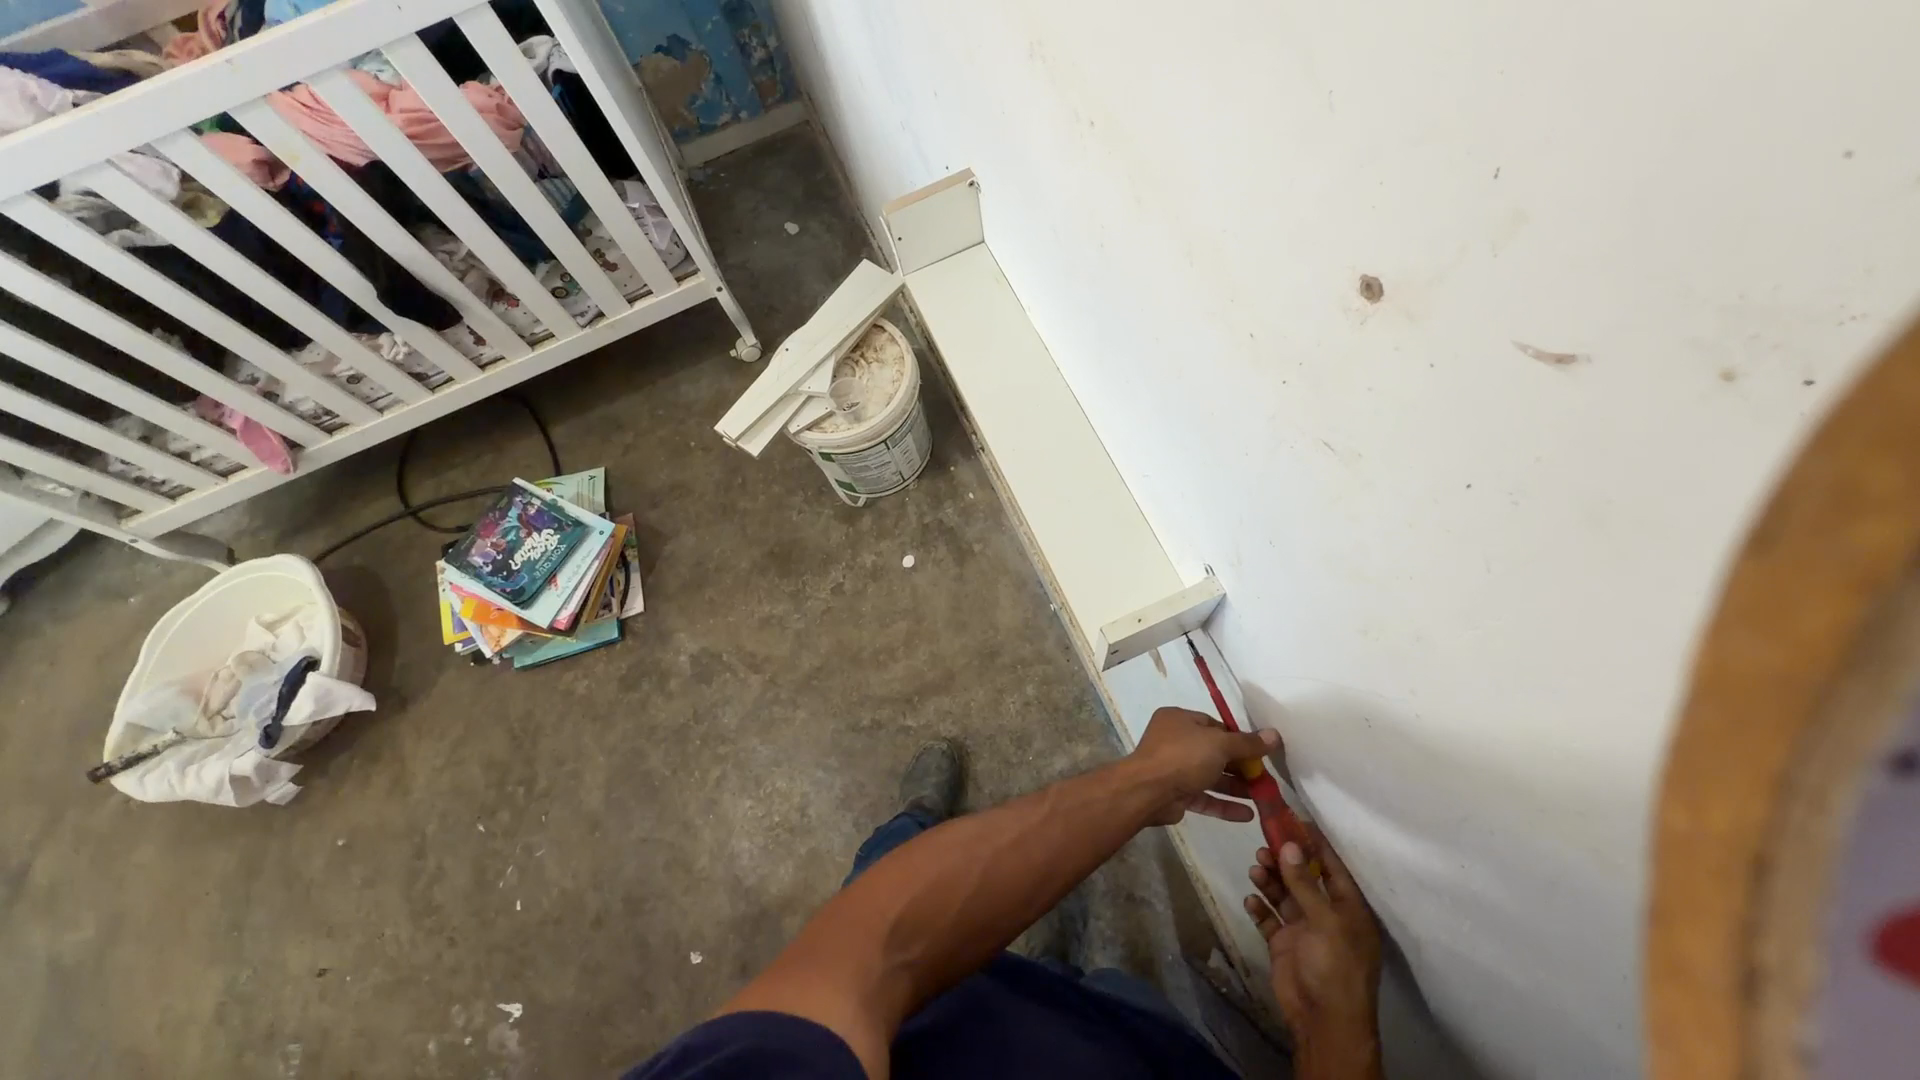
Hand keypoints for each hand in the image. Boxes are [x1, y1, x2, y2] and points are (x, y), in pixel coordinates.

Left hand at [1129, 706, 1278, 825]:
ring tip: (1263, 796)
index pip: (1214, 726)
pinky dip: (1223, 805)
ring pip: (1210, 776)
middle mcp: (1174, 742)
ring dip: (1236, 787)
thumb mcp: (1220, 744)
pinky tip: (1248, 814)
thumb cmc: (1183, 757)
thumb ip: (1247, 743)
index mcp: (1179, 720)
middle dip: (1240, 766)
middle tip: (1265, 776)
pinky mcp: (1176, 794)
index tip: (1260, 751)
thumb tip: (1274, 735)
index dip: (1238, 738)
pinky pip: (1204, 798)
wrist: (1148, 791)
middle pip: (1214, 752)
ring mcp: (1174, 769)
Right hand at [1244, 829, 1382, 1078]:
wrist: (1324, 1020)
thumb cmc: (1336, 966)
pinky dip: (1259, 907)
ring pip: (1283, 894)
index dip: (1314, 843)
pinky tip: (1250, 899)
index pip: (1332, 867)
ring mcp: (1303, 929)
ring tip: (1255, 869)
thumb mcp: (1325, 921)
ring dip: (1270, 880)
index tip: (1293, 818)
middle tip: (1263, 844)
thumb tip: (1290, 845)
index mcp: (1348, 908)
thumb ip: (1304, 883)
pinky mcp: (1284, 944)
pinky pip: (1268, 917)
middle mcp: (1326, 914)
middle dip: (1284, 861)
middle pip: (1303, 878)